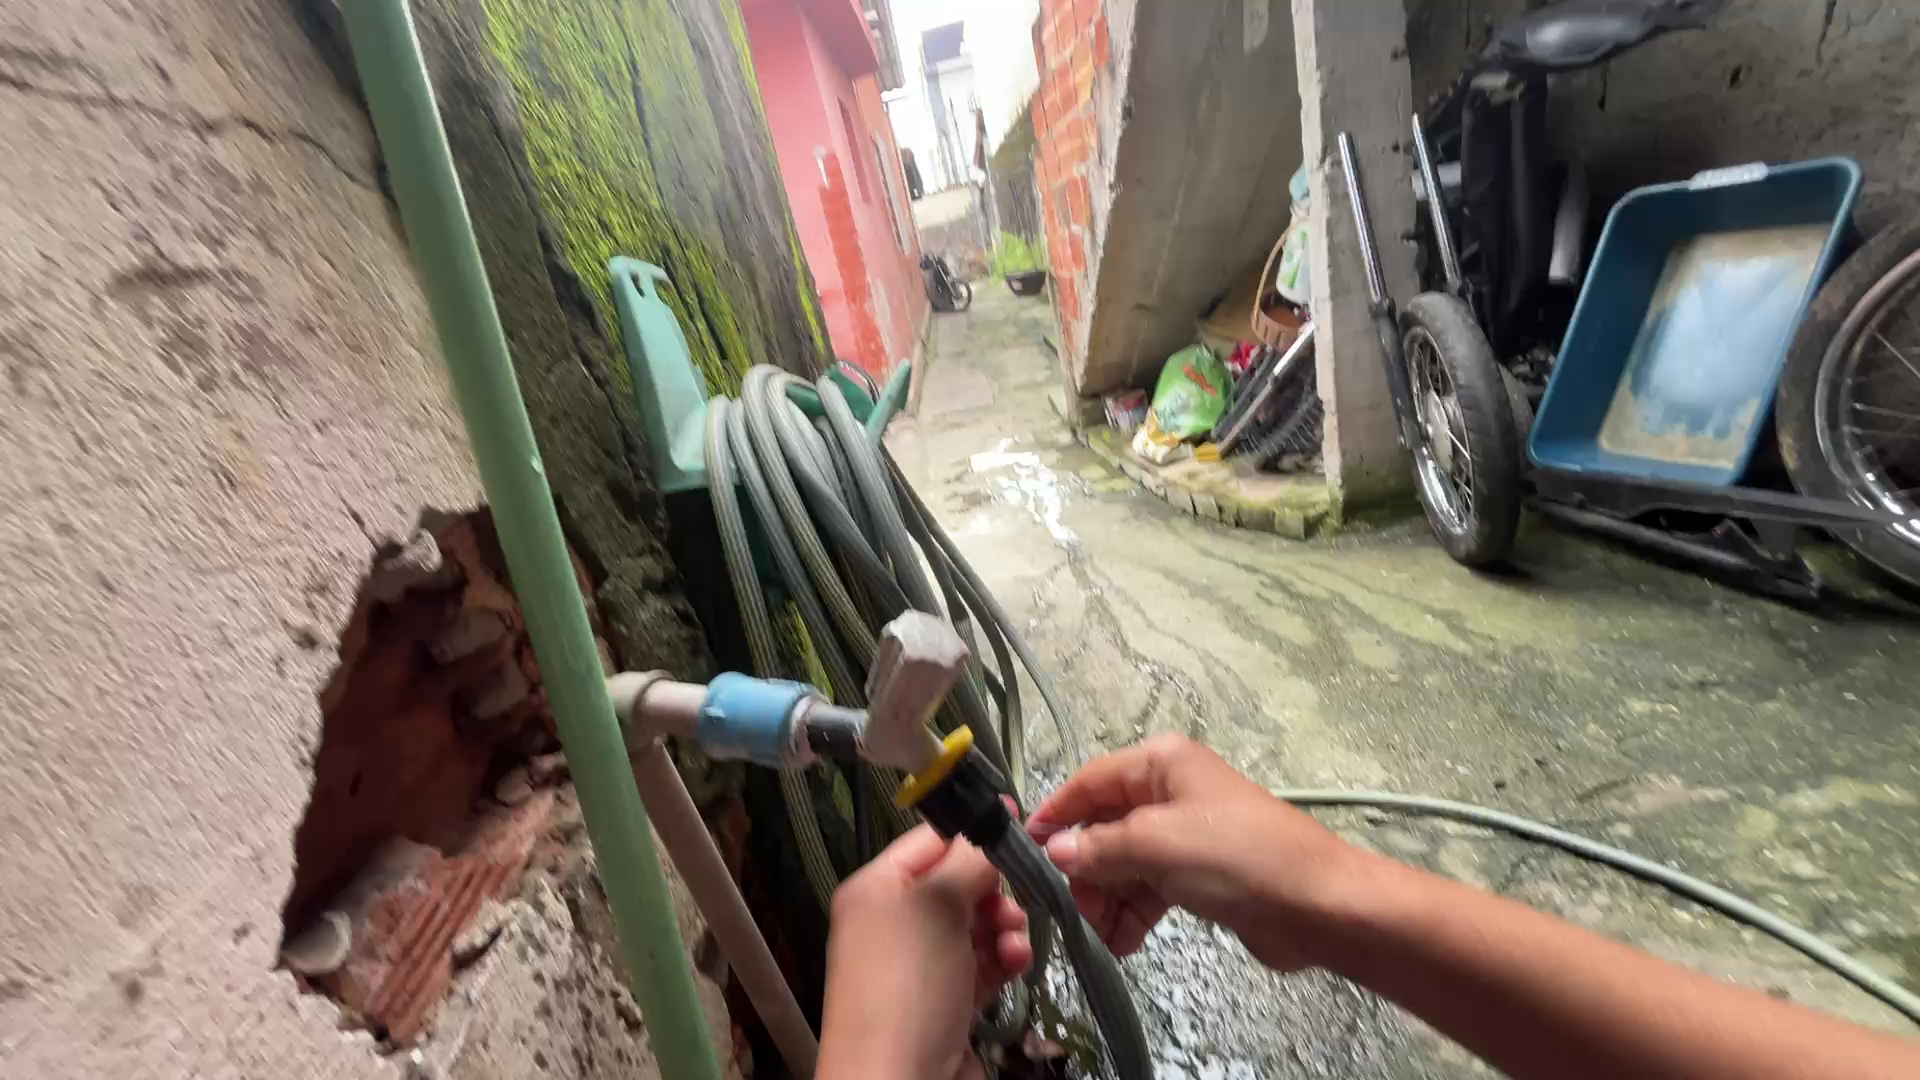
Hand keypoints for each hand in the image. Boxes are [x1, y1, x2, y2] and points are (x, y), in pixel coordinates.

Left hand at [818, 827, 1032, 1079]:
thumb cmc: (909, 984)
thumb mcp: (937, 906)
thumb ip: (970, 859)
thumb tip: (993, 817)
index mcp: (877, 888)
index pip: (930, 840)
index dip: (972, 830)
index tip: (1016, 821)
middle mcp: (895, 922)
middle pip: (956, 882)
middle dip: (992, 888)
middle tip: (1013, 899)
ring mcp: (921, 964)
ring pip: (975, 922)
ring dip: (1003, 924)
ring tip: (1014, 940)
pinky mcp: (947, 1000)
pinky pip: (982, 962)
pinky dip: (1003, 957)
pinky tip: (1017, 961)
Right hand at [1027, 734, 1364, 971]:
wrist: (1321, 906)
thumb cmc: (1233, 856)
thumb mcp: (1158, 844)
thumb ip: (1100, 848)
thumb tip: (1053, 851)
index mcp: (1160, 763)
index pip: (1092, 780)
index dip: (1058, 810)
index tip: (1027, 845)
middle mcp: (1168, 790)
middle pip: (1106, 825)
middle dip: (1087, 867)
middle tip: (1074, 908)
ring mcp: (1183, 832)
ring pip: (1125, 861)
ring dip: (1108, 896)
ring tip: (1104, 934)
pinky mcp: (1197, 872)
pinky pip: (1149, 886)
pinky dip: (1134, 911)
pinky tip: (1124, 942)